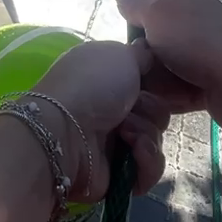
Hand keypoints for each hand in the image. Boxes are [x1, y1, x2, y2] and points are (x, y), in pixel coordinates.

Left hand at [29, 41, 170, 200]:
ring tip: (125, 133)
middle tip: (133, 109)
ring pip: (154, 139)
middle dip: (151, 110)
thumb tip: (146, 48)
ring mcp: (112, 142)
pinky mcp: (118, 174)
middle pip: (155, 112)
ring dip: (146, 133)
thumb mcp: (120, 56)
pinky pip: (149, 168)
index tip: (156, 83)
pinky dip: (146, 160)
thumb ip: (140, 54)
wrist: (65, 132)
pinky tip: (133, 151)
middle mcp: (109, 108)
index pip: (143, 82)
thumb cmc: (91, 85)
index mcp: (106, 78)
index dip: (154, 84)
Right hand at [116, 0, 221, 132]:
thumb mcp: (156, 16)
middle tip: (133, 61)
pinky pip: (181, 80)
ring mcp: (204, 49)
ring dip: (155, 73)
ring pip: (166, 59)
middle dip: (142, 47)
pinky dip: (171, 90)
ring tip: (144, 86)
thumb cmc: (194, 42)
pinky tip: (161, 99)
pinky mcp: (210, 76)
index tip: (122, 28)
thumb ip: (135, 6)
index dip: (132, 7)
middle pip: (156, 30)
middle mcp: (196, 18)